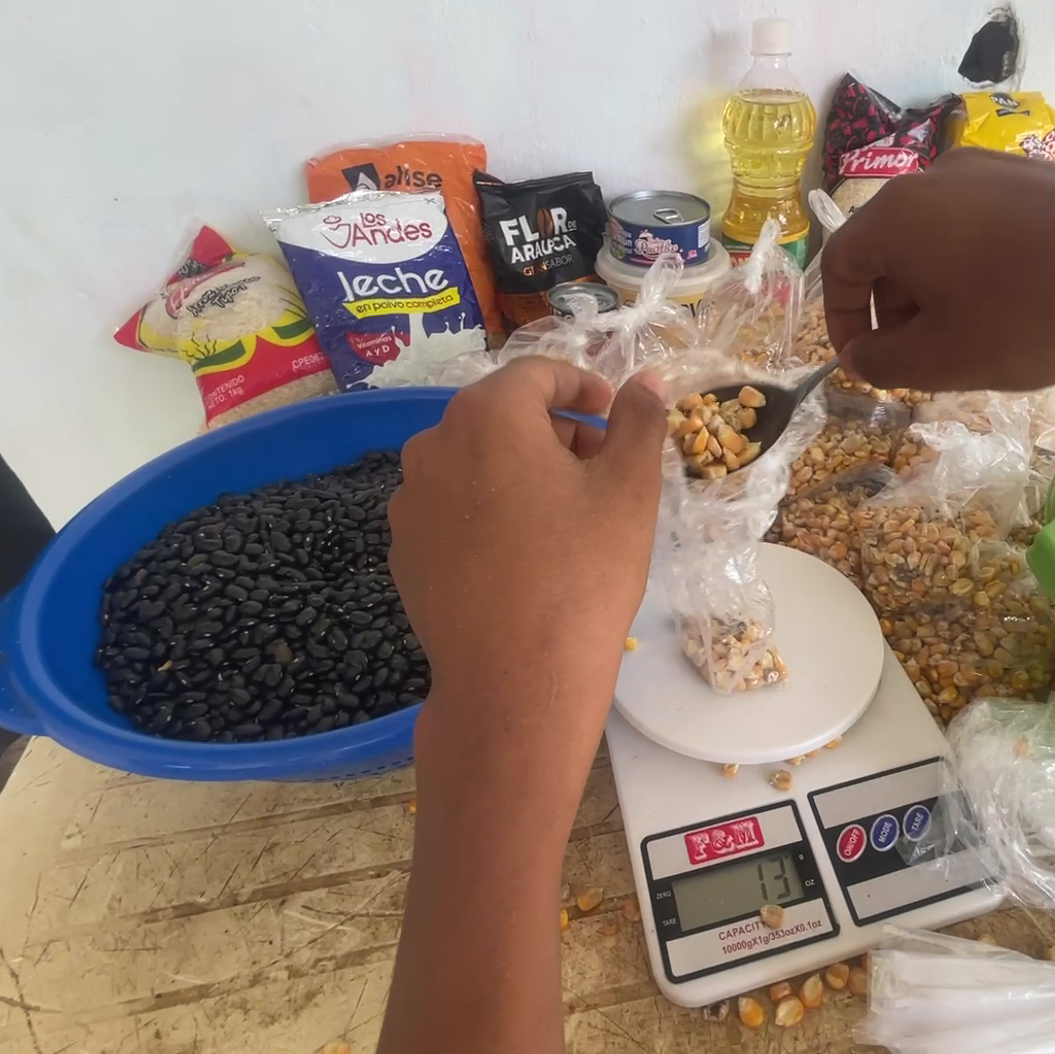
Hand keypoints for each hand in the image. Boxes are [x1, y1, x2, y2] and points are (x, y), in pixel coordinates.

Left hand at [388, 357, 666, 746]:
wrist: (516, 681)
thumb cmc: (583, 573)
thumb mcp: (629, 489)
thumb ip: (640, 421)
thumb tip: (648, 378)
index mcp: (488, 416)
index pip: (538, 372)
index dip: (583, 385)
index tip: (613, 413)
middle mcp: (433, 445)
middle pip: (503, 416)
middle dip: (556, 431)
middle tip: (600, 470)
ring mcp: (411, 501)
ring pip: (476, 463)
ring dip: (522, 470)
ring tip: (563, 516)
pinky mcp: (405, 550)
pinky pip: (454, 508)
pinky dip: (490, 511)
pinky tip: (521, 556)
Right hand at [822, 149, 1054, 391]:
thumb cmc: (1028, 319)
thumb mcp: (937, 360)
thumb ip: (879, 363)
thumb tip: (857, 357)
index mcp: (897, 215)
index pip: (838, 265)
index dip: (841, 320)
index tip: (863, 363)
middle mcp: (936, 177)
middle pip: (887, 249)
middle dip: (892, 311)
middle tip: (919, 360)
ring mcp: (992, 169)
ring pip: (935, 240)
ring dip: (933, 294)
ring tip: (969, 338)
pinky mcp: (1037, 177)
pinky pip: (980, 227)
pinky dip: (973, 270)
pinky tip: (1012, 307)